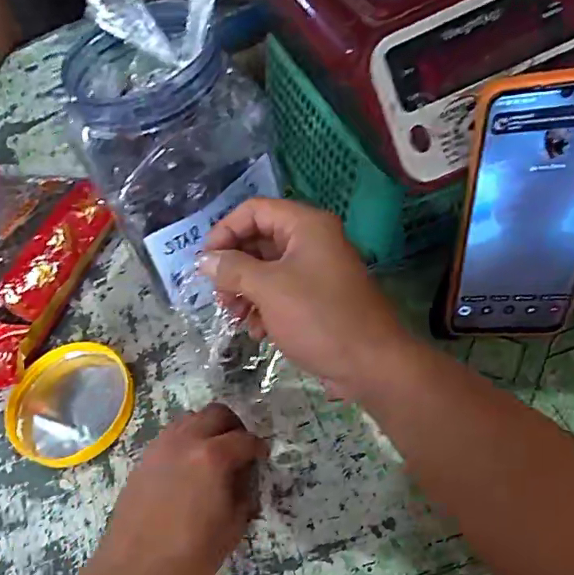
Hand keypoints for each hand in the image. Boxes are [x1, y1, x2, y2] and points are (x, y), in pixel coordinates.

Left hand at [90, 405, 267, 574]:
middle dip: (233, 426)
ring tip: (214, 457)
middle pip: (215, 414)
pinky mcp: (142, 460)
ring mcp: (158, 448)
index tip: (262, 457)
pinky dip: (184, 442)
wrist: (135, 566)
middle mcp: (184, 441)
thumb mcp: (232, 527)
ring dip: (206, 430)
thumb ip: (242, 494)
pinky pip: (169, 437)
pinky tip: (188, 469)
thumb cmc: (191, 552)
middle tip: (240, 449)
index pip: (244, 439)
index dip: (258, 448)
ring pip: (188, 420)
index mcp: (212, 456)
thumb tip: (242, 479)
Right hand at [199, 198, 418, 395]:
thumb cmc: (319, 318)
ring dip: (242, 291)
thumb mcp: (268, 289)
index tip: (205, 262)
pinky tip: (257, 331)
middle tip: (218, 295)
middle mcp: (311, 241)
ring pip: (264, 269)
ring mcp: (314, 270)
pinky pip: (278, 291)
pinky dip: (261, 307)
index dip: (225, 231)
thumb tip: (204, 260)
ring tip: (234, 317)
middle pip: (257, 240)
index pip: (254, 211)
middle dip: (232, 267)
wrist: (369, 364)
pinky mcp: (315, 298)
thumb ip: (232, 269)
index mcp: (305, 226)